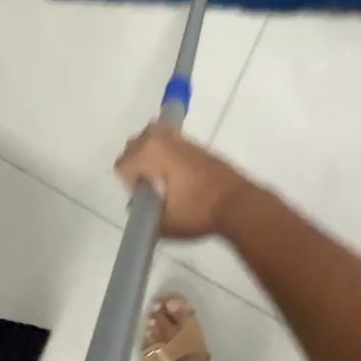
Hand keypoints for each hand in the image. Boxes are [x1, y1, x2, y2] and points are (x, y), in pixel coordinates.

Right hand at [115, 123, 256, 239]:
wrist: (238, 203)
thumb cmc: (198, 211)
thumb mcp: (166, 223)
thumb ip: (144, 216)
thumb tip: (137, 207)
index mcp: (151, 153)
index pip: (123, 164)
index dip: (129, 184)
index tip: (143, 198)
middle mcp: (162, 139)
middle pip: (134, 144)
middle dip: (135, 164)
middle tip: (146, 187)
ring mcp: (180, 138)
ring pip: (151, 137)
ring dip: (148, 155)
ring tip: (158, 179)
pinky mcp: (194, 144)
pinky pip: (168, 140)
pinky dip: (164, 152)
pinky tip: (174, 174)